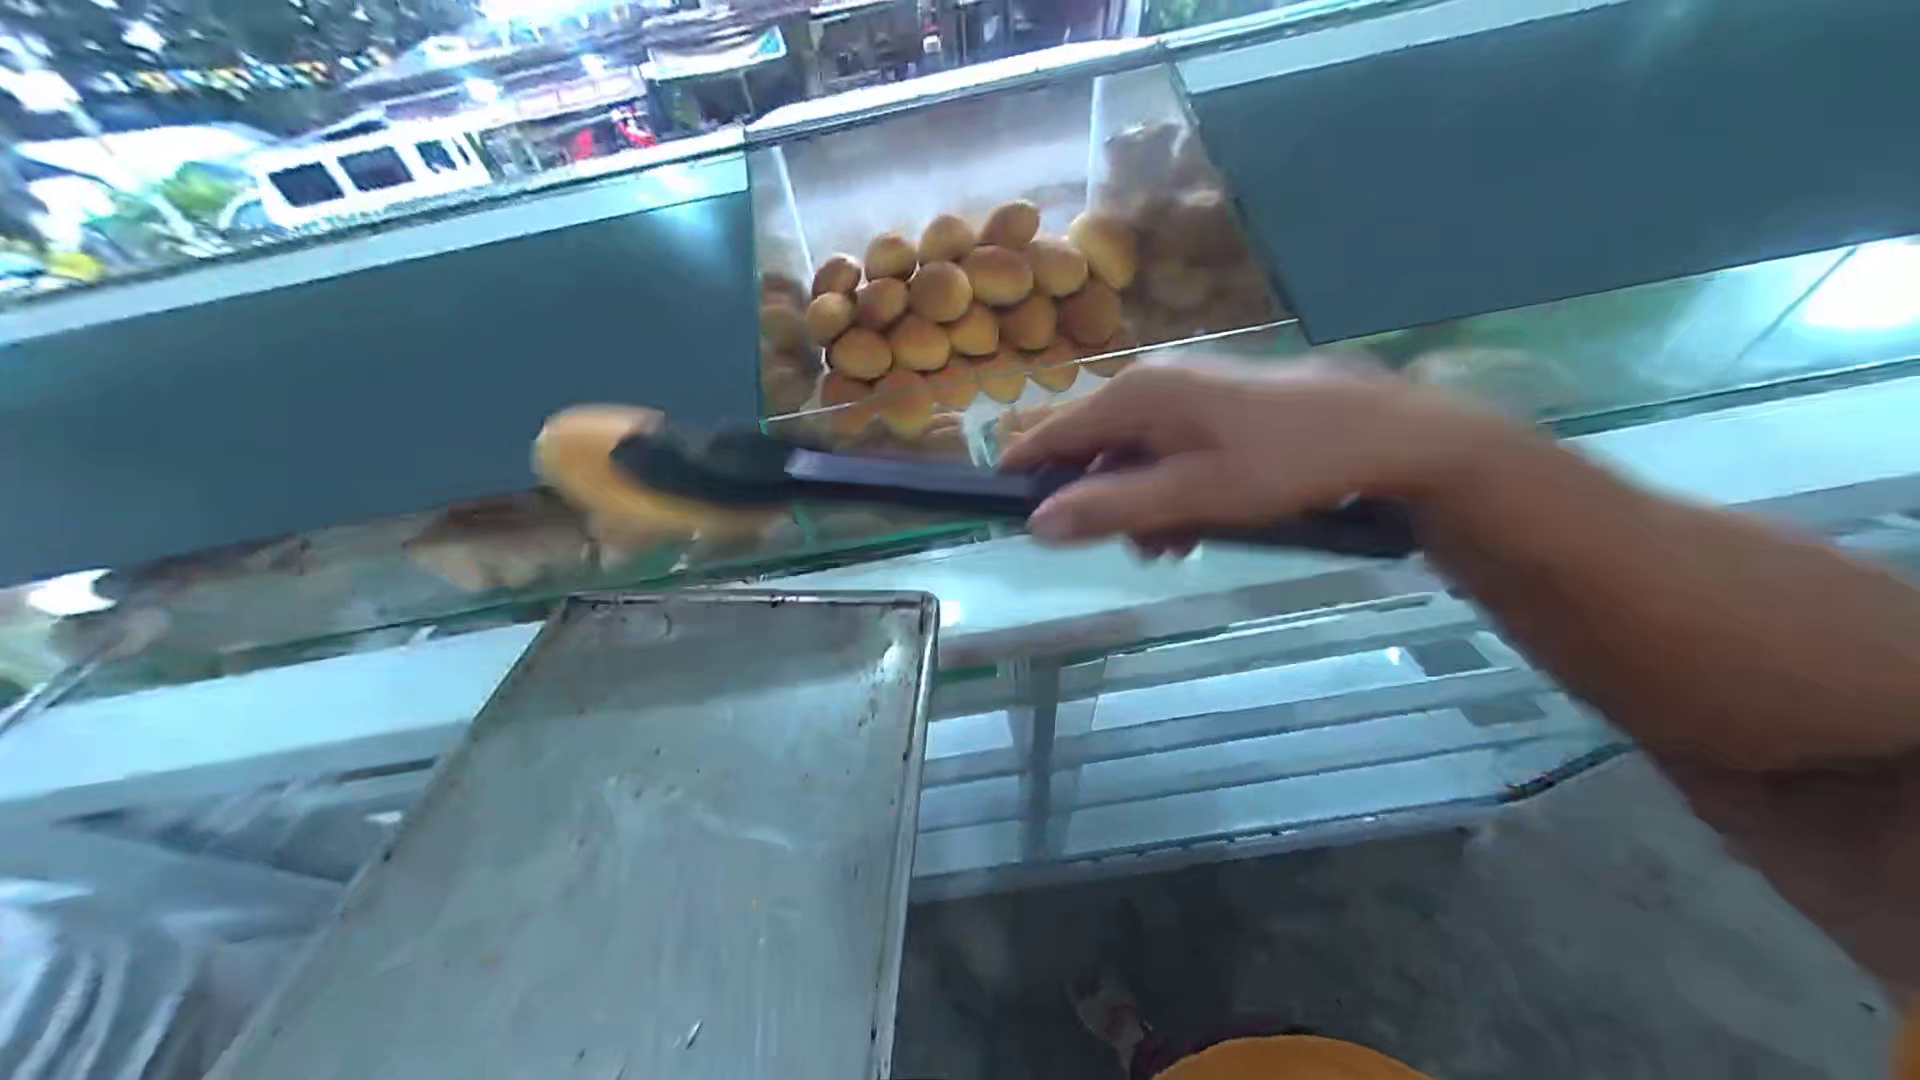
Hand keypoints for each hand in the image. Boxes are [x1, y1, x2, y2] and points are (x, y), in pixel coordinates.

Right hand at [998, 358, 1516, 548]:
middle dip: (1101, 504)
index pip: (1051, 435)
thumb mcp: (1192, 496)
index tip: (1016, 518)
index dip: (1028, 476)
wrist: (1387, 436)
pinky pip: (1165, 454)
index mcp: (1134, 395)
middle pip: (1091, 451)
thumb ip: (1111, 509)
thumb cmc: (1284, 462)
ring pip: (1130, 459)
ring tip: (1178, 543)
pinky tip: (1198, 521)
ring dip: (1140, 506)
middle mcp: (1150, 384)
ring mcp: (1183, 394)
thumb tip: (1035, 524)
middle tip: (1138, 547)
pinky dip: (1169, 491)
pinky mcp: (1210, 409)